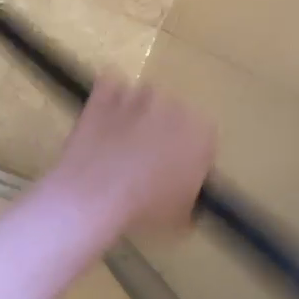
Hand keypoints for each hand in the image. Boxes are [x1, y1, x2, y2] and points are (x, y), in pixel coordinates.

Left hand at [42, 75, 214, 244]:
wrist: (94, 191)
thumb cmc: (144, 207)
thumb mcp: (182, 213)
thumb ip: (191, 192)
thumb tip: (186, 193)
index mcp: (201, 134)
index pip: (203, 133)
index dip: (188, 148)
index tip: (176, 163)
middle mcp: (173, 106)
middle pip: (172, 109)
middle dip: (162, 125)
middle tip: (146, 150)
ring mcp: (136, 95)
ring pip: (141, 95)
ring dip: (135, 109)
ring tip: (120, 135)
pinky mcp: (103, 92)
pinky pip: (109, 85)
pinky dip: (107, 95)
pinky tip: (103, 116)